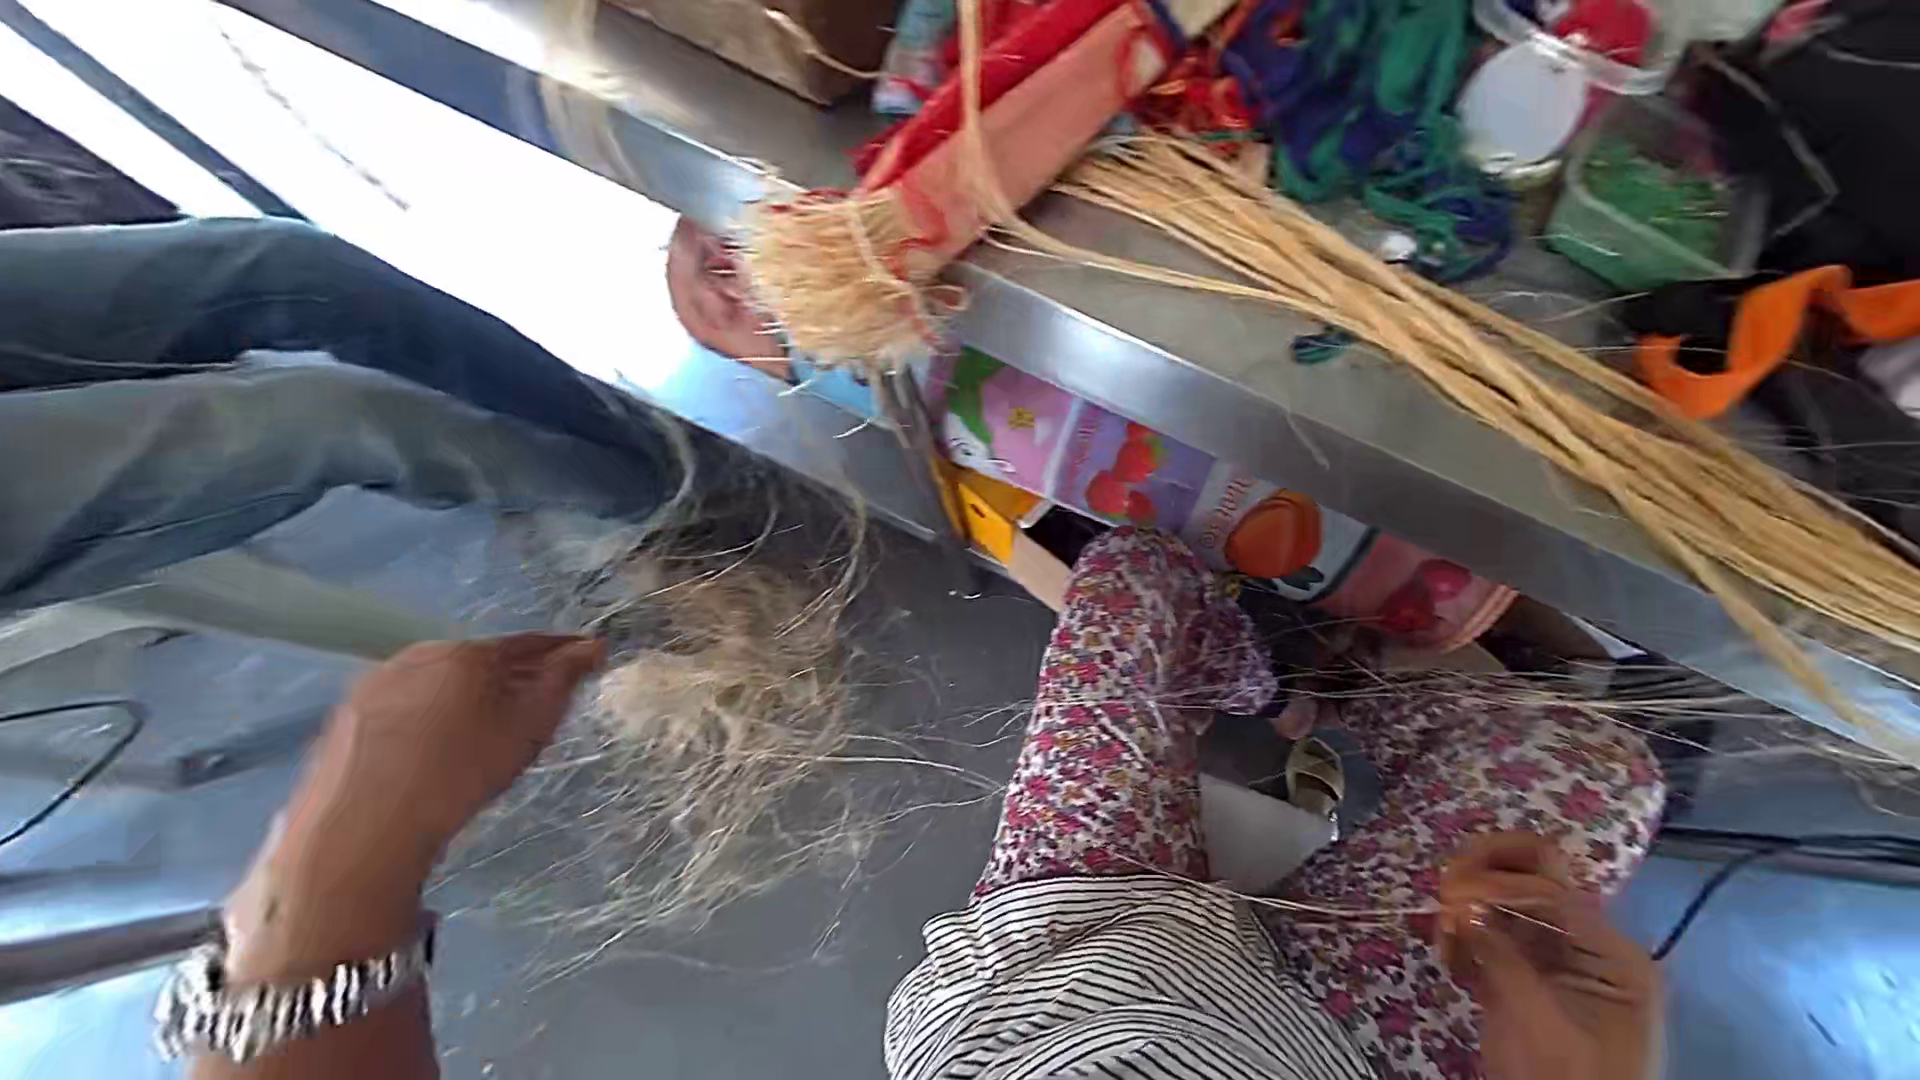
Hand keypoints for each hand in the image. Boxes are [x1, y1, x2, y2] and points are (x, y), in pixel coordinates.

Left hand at [278, 634, 603, 888]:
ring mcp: (375, 685)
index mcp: (467, 651)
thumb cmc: (462, 771)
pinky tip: (445, 747)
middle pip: (485, 659)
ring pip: (445, 680)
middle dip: (520, 673)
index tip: (589, 659)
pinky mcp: (345, 718)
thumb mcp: (532, 724)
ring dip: (477, 693)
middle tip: (546, 699)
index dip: (564, 650)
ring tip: (497, 727)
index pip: (530, 642)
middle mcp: (418, 655)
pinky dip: (438, 713)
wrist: (357, 836)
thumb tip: (592, 646)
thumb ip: (565, 678)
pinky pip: (411, 702)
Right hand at [1437, 833, 1661, 1079]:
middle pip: (1526, 870)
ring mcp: (1548, 950)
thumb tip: (1461, 906)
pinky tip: (1450, 961)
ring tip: (1444, 943)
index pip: (1549, 885)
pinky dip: (1455, 930)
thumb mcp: (1539, 1022)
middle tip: (1444, 898)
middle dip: (1476, 874)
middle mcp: (1582, 940)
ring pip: (1494, 891)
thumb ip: (1503, 958)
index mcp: (1610, 953)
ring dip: (1459, 905)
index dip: (1496, 882)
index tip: (1452, 902)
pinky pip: (1479, 922)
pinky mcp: (1516, 962)